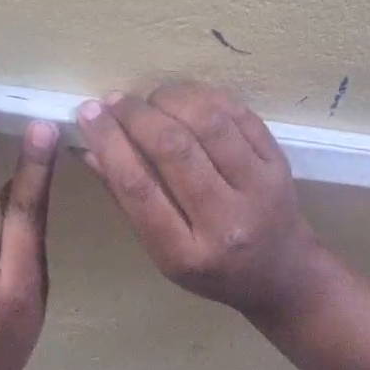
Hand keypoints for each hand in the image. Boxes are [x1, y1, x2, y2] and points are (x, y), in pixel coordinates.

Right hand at [76, 83, 334, 322]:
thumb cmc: (210, 267)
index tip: (89, 113)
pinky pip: (238, 114)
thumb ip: (124, 198)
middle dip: (137, 115)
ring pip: (209, 123)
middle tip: (116, 100)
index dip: (109, 142)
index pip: (139, 188)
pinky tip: (184, 98)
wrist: (281, 273)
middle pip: (175, 149)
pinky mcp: (279, 162)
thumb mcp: (160, 250)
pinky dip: (204, 97)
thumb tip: (87, 146)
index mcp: (186, 253)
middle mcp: (227, 222)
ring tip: (151, 99)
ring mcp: (260, 189)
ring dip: (171, 99)